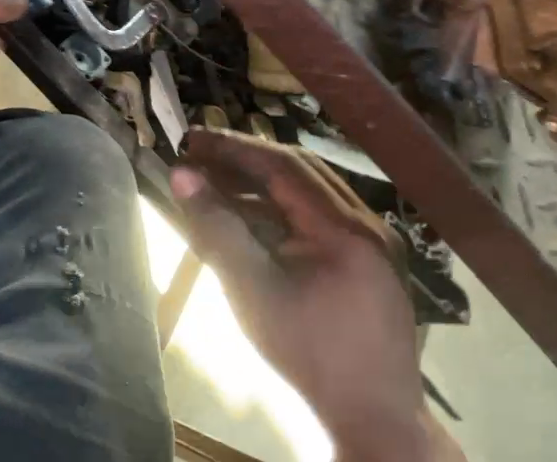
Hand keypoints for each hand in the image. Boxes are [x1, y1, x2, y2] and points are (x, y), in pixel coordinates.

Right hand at [172, 130, 451, 460]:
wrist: (375, 416)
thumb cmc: (308, 350)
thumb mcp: (251, 287)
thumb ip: (216, 226)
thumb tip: (181, 174)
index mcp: (345, 229)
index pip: (282, 165)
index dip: (231, 148)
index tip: (188, 140)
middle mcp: (366, 226)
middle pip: (300, 171)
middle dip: (245, 157)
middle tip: (197, 155)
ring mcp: (373, 245)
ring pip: (309, 191)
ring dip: (259, 180)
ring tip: (213, 181)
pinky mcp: (368, 264)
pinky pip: (317, 216)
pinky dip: (277, 205)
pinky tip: (246, 217)